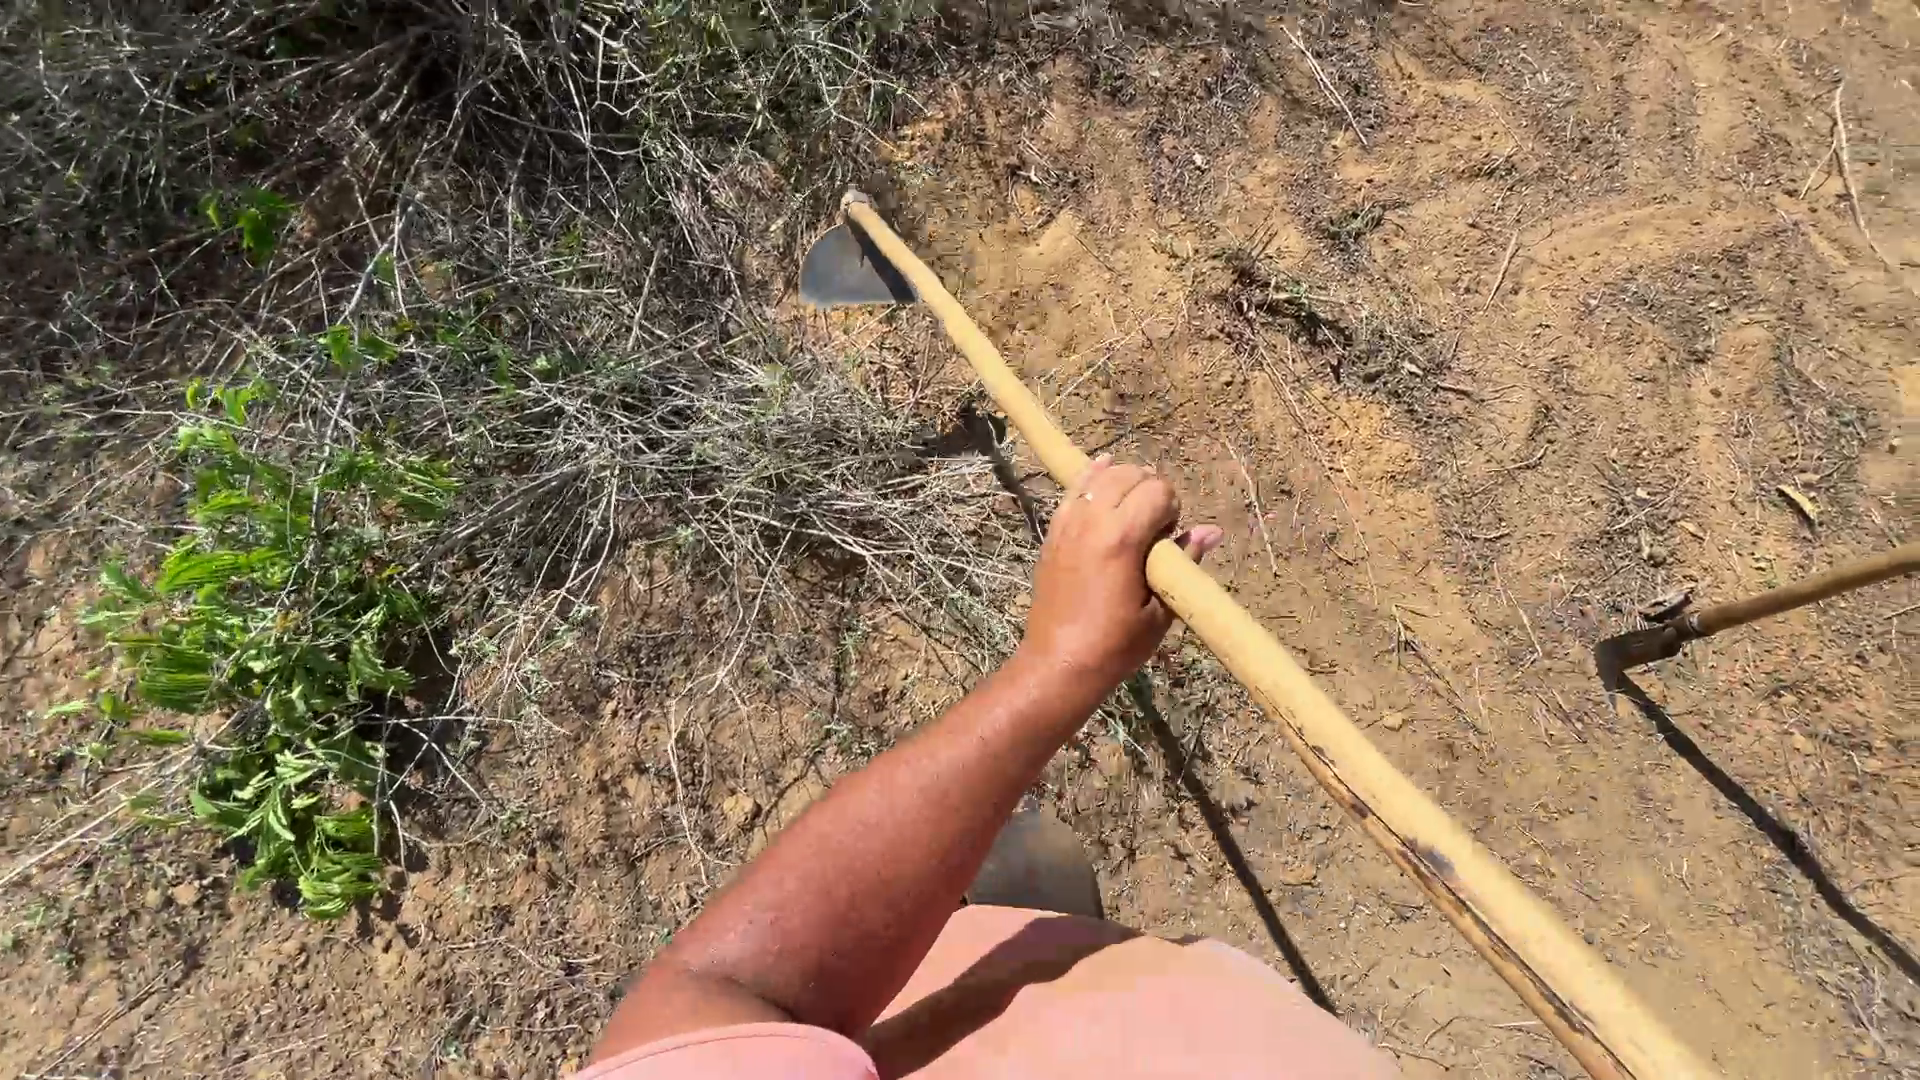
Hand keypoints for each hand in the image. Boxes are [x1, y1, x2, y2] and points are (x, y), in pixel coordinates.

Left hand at [1016, 455, 1222, 693]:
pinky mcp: (1052, 533)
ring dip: (1123, 481)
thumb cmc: (1115, 644)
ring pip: (1099, 476)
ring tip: (1133, 507)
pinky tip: (1102, 469)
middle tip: (1154, 527)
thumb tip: (1211, 531)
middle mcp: (1091, 522)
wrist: (1059, 662)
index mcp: (1121, 539)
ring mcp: (1066, 525)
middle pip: (1129, 475)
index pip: (1157, 490)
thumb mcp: (1160, 610)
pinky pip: (1072, 490)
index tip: (1169, 538)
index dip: (1172, 508)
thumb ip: (1183, 563)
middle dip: (1150, 490)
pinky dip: (1090, 477)